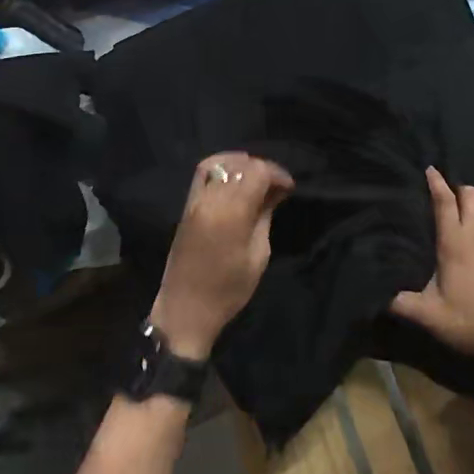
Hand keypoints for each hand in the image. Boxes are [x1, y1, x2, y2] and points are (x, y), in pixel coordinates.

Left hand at [150, 152, 293, 358]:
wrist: (184, 311)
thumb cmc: (228, 290)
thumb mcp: (258, 256)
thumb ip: (265, 216)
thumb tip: (274, 193)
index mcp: (232, 214)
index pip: (257, 171)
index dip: (277, 174)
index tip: (288, 188)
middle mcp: (211, 200)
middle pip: (240, 164)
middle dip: (262, 169)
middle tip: (276, 186)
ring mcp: (195, 202)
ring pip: (219, 163)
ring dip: (241, 165)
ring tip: (256, 178)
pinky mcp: (186, 207)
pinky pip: (202, 174)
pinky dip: (221, 168)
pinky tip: (234, 178)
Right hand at [390, 168, 473, 370]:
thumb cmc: (469, 322)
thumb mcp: (429, 316)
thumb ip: (401, 302)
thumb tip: (378, 293)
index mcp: (455, 243)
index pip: (444, 202)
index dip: (436, 183)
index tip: (430, 170)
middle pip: (470, 196)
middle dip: (458, 191)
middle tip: (448, 197)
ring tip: (468, 213)